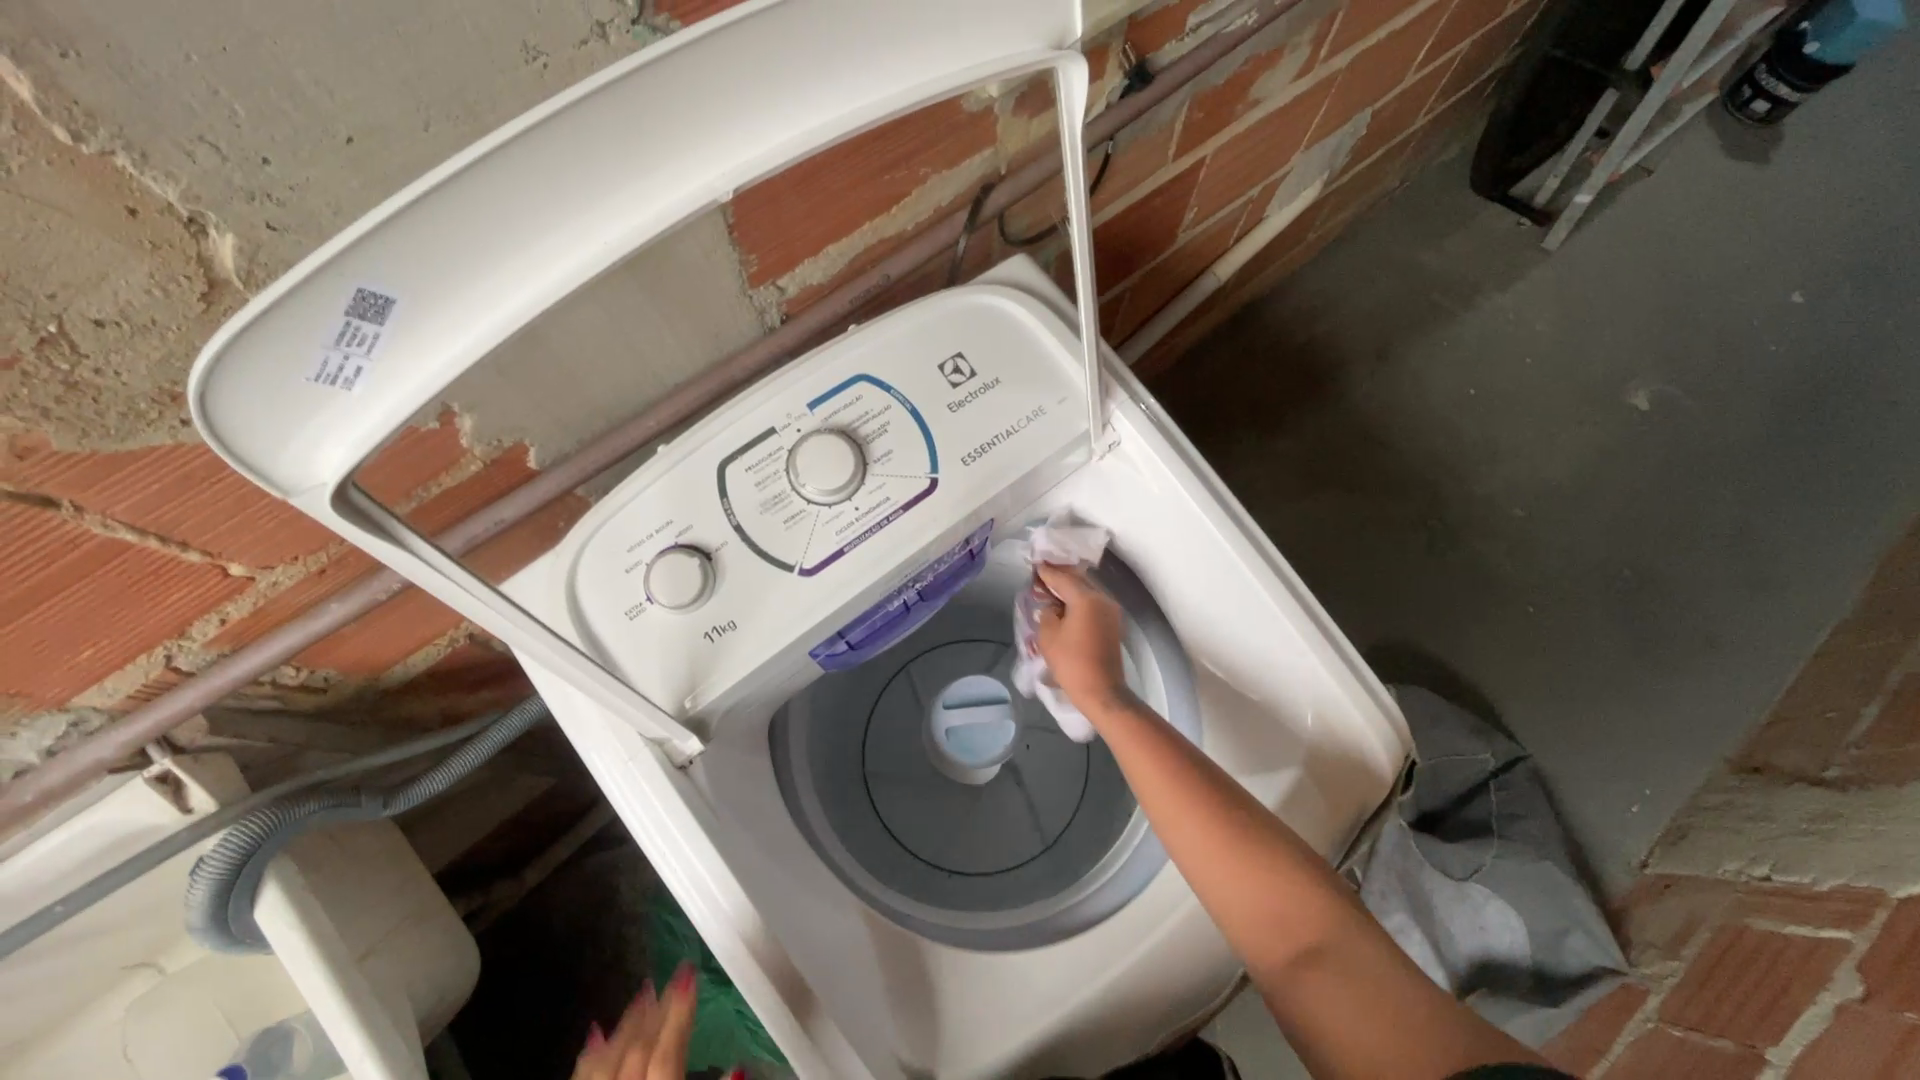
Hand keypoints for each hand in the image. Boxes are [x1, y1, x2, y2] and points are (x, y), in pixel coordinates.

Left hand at [573, 963, 717, 1079]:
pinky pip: (582, 1074)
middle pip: (639, 1048)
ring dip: (628, 1022)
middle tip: (674, 974)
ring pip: (610, 1056)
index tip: (690, 972)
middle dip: (658, 1009)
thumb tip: (740, 1063)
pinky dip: (591, 1050)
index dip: (681, 1012)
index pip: (668, 1052)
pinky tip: (596, 1031)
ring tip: (644, 991)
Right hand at [1034, 563, 1131, 713]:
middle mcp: (1103, 599)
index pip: (1063, 578)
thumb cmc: (1071, 663)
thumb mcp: (1048, 636)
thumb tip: (1051, 606)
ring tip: (1052, 588)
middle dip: (1060, 576)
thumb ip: (1047, 613)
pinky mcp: (1113, 623)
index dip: (1047, 572)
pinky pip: (1093, 603)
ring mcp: (1111, 611)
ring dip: (1071, 587)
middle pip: (1079, 579)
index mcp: (1086, 599)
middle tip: (1042, 575)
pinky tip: (1066, 604)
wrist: (1101, 690)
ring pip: (1088, 590)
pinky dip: (1079, 599)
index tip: (1035, 566)